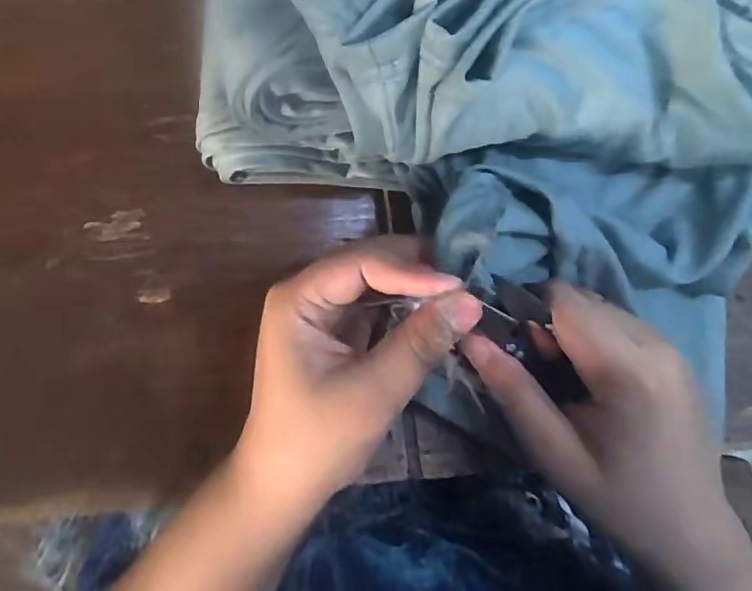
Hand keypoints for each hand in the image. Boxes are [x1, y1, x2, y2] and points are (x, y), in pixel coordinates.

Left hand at [232, 237, 481, 508]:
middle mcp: (305, 291)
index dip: (410, 269)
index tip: (458, 284)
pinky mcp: (332, 328)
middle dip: (413, 268)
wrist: (280, 489)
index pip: (360, 262)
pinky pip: (371, 302)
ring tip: (456, 290)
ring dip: (411, 284)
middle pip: (365, 262)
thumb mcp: (374, 392)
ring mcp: (317, 308)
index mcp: (298, 298)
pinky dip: (402, 304)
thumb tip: (470, 301)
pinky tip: (433, 308)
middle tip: (464, 279)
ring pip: (371, 279)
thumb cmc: (318, 442)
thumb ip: (419, 342)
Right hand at [461, 283, 751, 589]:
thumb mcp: (555, 454)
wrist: (694, 536)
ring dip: (573, 325)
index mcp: (629, 369)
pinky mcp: (676, 351)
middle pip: (581, 297)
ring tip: (571, 375)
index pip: (564, 298)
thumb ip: (512, 391)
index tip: (522, 351)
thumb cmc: (618, 499)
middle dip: (550, 320)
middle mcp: (656, 344)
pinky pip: (619, 318)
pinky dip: (596, 332)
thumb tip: (470, 337)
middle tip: (545, 368)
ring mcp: (671, 345)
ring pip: (599, 303)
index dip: (530, 312)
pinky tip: (597, 377)